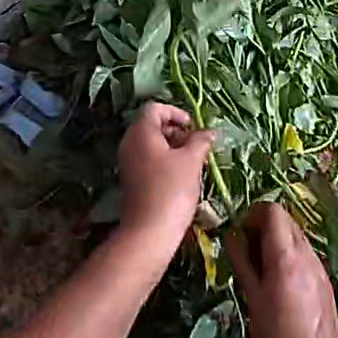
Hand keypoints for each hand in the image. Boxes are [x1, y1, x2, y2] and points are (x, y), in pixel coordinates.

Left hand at [116, 102, 213, 246]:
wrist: (149, 229)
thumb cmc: (171, 190)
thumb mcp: (191, 162)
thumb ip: (200, 142)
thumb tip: (210, 131)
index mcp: (141, 131)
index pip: (155, 108)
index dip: (176, 112)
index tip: (194, 127)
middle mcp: (129, 140)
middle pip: (152, 124)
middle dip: (176, 131)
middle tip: (197, 146)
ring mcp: (128, 159)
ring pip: (151, 143)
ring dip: (173, 147)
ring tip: (194, 162)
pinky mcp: (131, 176)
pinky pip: (148, 158)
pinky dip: (164, 160)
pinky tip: (181, 176)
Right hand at [225, 201, 337, 337]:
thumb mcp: (251, 296)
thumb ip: (242, 260)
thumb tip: (231, 235)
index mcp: (286, 256)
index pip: (272, 210)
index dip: (252, 215)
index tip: (240, 235)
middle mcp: (307, 256)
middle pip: (285, 219)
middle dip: (263, 226)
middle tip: (247, 250)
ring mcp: (320, 270)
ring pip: (295, 236)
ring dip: (276, 241)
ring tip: (261, 268)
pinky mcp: (326, 284)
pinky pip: (304, 254)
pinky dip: (288, 256)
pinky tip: (278, 283)